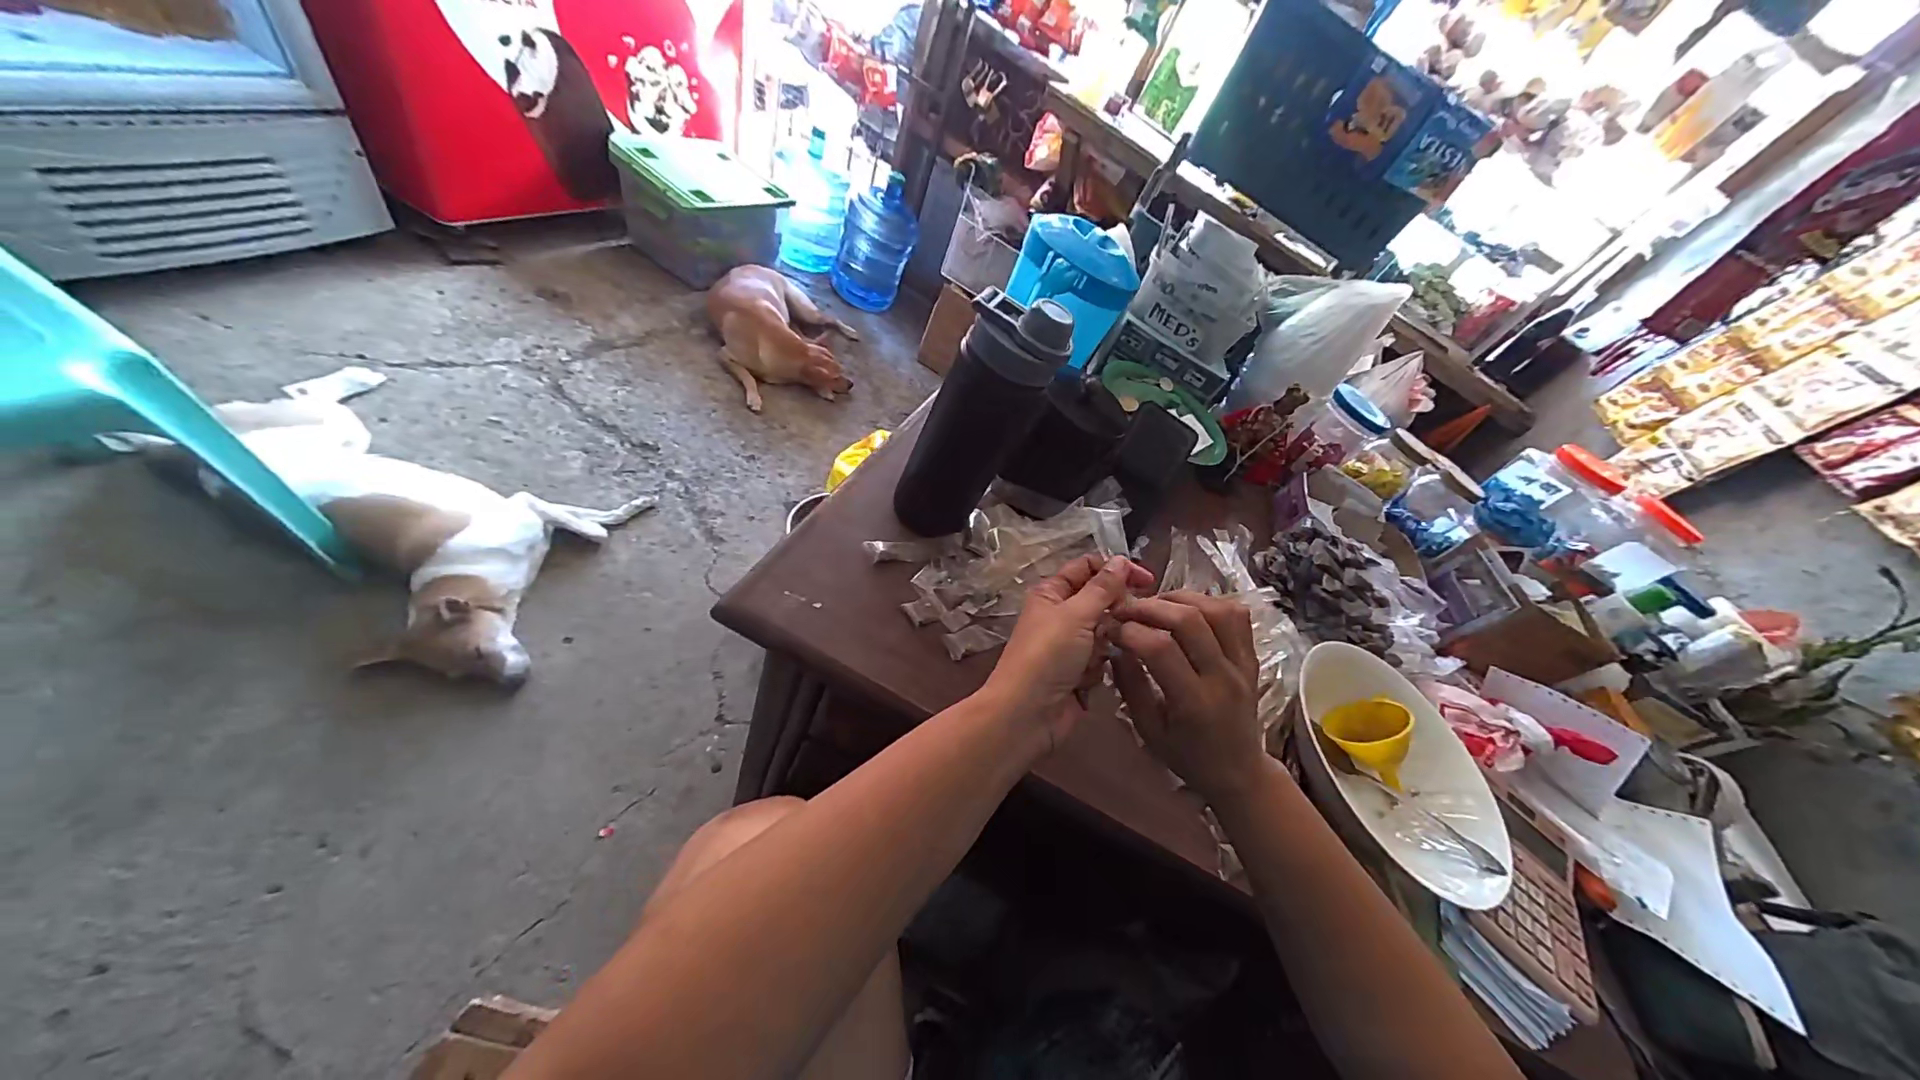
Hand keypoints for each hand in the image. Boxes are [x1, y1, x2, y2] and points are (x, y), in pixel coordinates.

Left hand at [981, 554, 1153, 752]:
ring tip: (1093, 658)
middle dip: (1114, 612)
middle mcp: (1060, 615)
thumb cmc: (1047, 656)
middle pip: (1101, 601)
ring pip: (1106, 632)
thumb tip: (1120, 560)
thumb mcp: (1076, 614)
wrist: (1027, 713)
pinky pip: (1102, 659)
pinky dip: (1098, 668)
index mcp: (1052, 593)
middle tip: (1124, 623)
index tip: (1148, 581)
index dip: (1116, 570)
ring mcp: (1070, 645)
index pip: (1088, 568)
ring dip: (1105, 644)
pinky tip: (1088, 680)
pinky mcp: (1078, 672)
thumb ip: (1102, 587)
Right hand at [1110, 591, 1266, 806]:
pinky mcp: (1252, 657)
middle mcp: (1223, 677)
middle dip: (1150, 607)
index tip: (1110, 628)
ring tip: (1155, 605)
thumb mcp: (1148, 730)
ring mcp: (1243, 664)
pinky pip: (1237, 616)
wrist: (1238, 770)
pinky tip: (1186, 609)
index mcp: (1194, 702)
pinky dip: (1209, 602)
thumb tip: (1115, 646)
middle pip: (1189, 620)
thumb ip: (1131, 686)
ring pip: (1216, 610)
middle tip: (1126, 609)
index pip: (1160, 648)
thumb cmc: (1187, 755)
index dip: (1130, 630)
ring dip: (1180, 599)